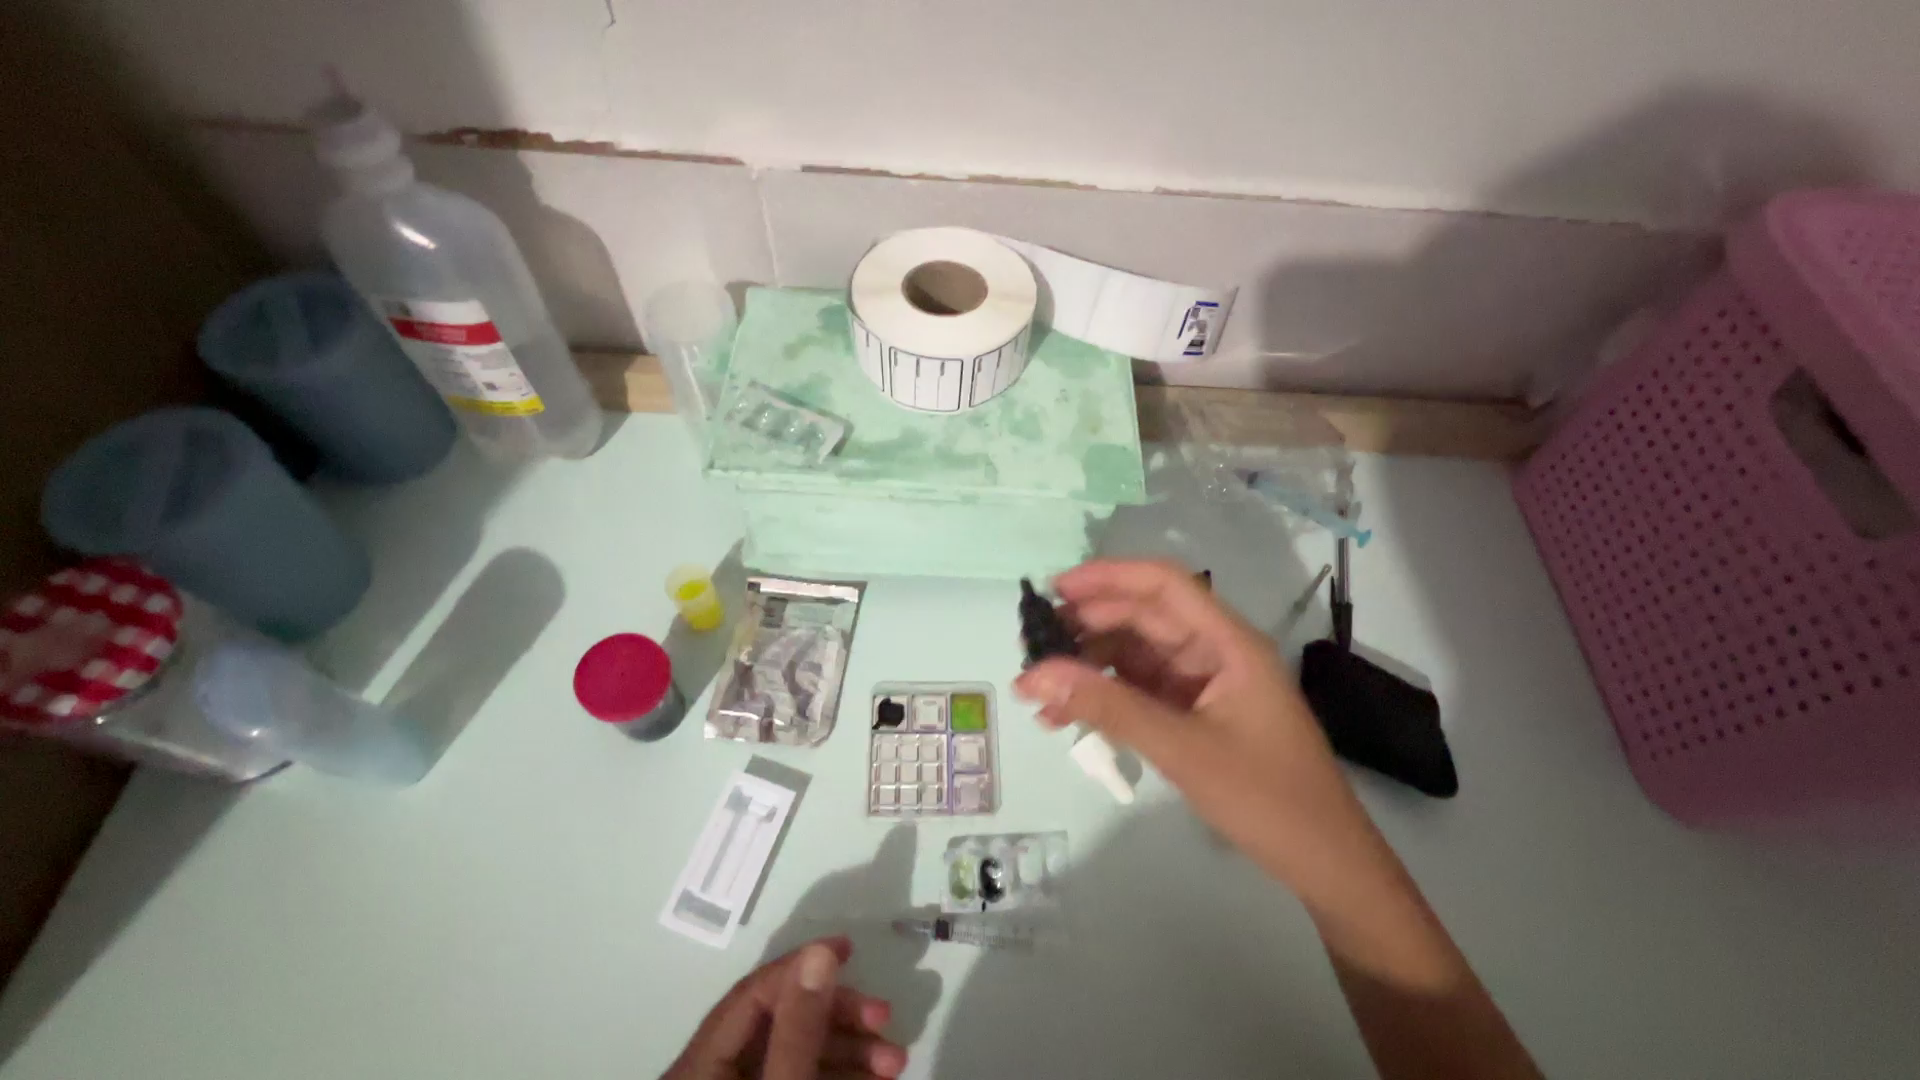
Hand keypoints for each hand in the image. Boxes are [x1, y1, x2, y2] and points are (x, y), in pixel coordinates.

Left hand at [662, 938, 907, 1079]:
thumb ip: (800, 1026)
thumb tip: (820, 951)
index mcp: (701, 1063)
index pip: (755, 993)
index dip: (802, 965)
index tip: (848, 947)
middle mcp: (713, 1074)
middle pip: (781, 1023)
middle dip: (839, 1017)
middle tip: (884, 1015)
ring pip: (797, 1056)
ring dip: (849, 1052)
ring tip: (894, 1059)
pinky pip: (799, 1079)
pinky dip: (837, 1075)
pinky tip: (874, 1077)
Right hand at [1012, 558, 1377, 894]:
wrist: (1324, 862)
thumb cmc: (1265, 797)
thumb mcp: (1181, 749)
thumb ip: (1109, 707)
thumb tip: (1036, 674)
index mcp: (1228, 643)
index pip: (1164, 585)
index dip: (1108, 577)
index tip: (1053, 590)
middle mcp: (1216, 653)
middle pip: (1144, 618)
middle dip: (1086, 626)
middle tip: (1030, 647)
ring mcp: (1205, 685)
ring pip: (1137, 656)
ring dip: (1089, 667)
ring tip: (1038, 690)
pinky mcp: (1196, 715)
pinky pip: (1141, 691)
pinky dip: (1105, 698)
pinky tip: (1066, 716)